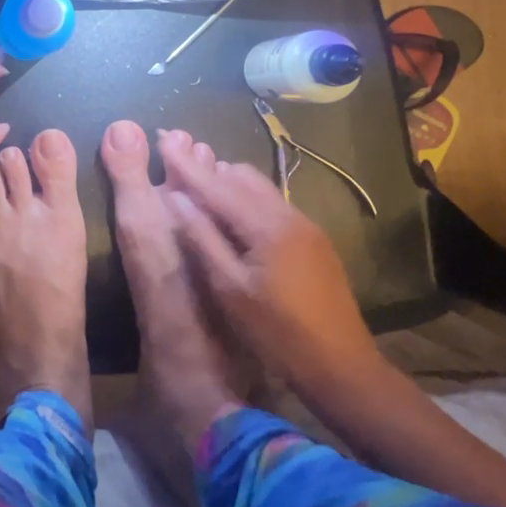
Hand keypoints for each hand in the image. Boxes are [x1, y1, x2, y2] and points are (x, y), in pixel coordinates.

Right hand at [154, 130, 383, 393]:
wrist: (344, 368)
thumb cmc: (278, 334)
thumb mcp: (229, 290)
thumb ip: (202, 239)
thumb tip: (175, 198)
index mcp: (266, 226)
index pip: (216, 185)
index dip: (185, 164)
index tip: (162, 138)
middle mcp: (289, 215)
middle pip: (241, 176)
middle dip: (207, 169)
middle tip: (174, 165)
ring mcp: (307, 227)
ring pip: (259, 188)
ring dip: (227, 184)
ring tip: (197, 190)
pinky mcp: (314, 241)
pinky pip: (272, 205)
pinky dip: (246, 201)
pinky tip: (230, 219)